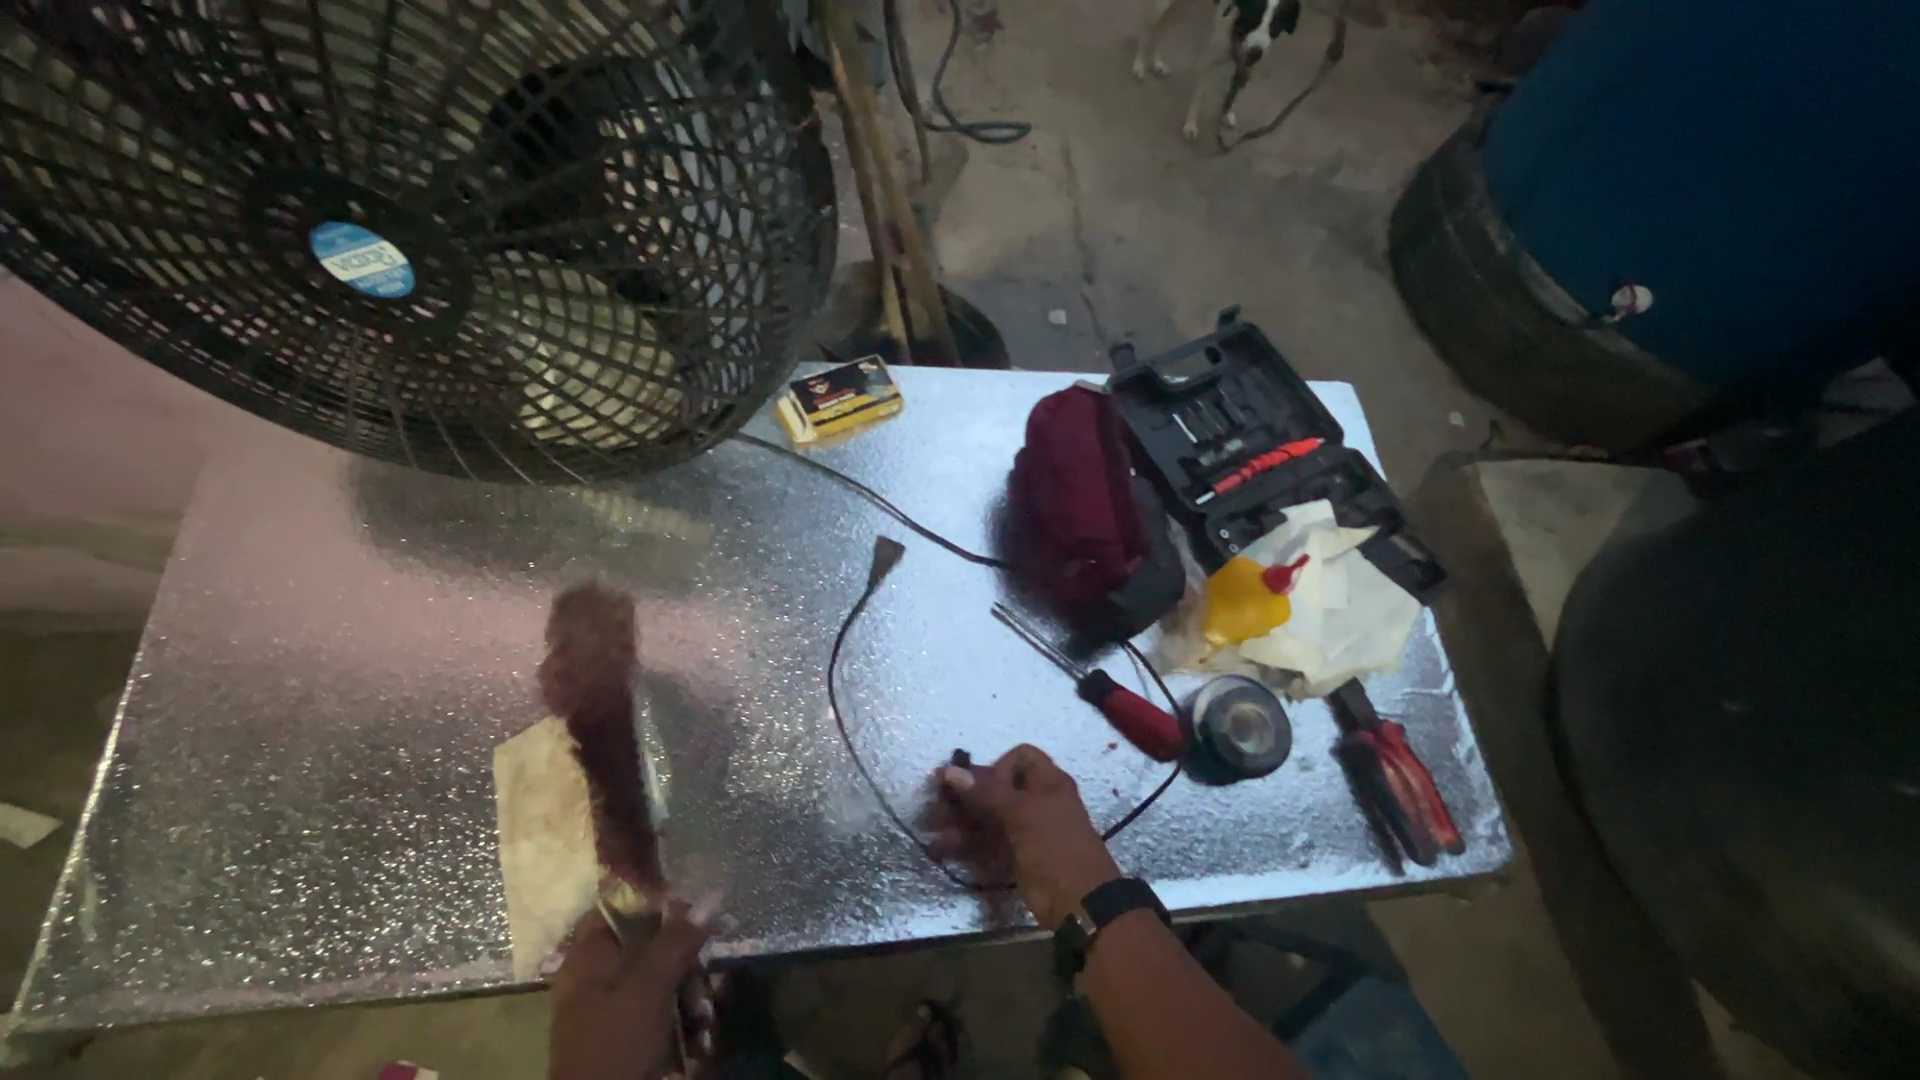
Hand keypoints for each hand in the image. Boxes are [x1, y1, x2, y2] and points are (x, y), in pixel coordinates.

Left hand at [548, 897, 717, 1079]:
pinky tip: (701, 1038)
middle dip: (687, 960)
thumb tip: (713, 893)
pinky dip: (690, 1019)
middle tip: (703, 977)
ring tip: (703, 1018)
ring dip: (695, 994)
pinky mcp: (641, 1035)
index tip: (691, 904)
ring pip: (670, 976)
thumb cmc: (614, 1047)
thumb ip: (678, 939)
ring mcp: (622, 1008)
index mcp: (589, 959)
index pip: (619, 906)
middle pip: (655, 941)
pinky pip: (673, 1009)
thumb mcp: (647, 989)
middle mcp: (603, 977)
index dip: (654, 899)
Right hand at [928, 744, 1121, 928]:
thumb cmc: (1055, 846)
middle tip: (935, 805)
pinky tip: (941, 849)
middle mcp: (1035, 802)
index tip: (984, 786)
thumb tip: (948, 771)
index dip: (999, 767)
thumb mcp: (1022, 814)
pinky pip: (986, 844)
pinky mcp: (1015, 857)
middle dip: (966, 796)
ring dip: (959, 822)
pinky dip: (965, 845)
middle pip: (996, 789)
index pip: (1020, 758)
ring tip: (931, 828)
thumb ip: (985, 792)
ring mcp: (1024, 831)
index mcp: (1047, 783)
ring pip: (987, 818)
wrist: (1080, 904)